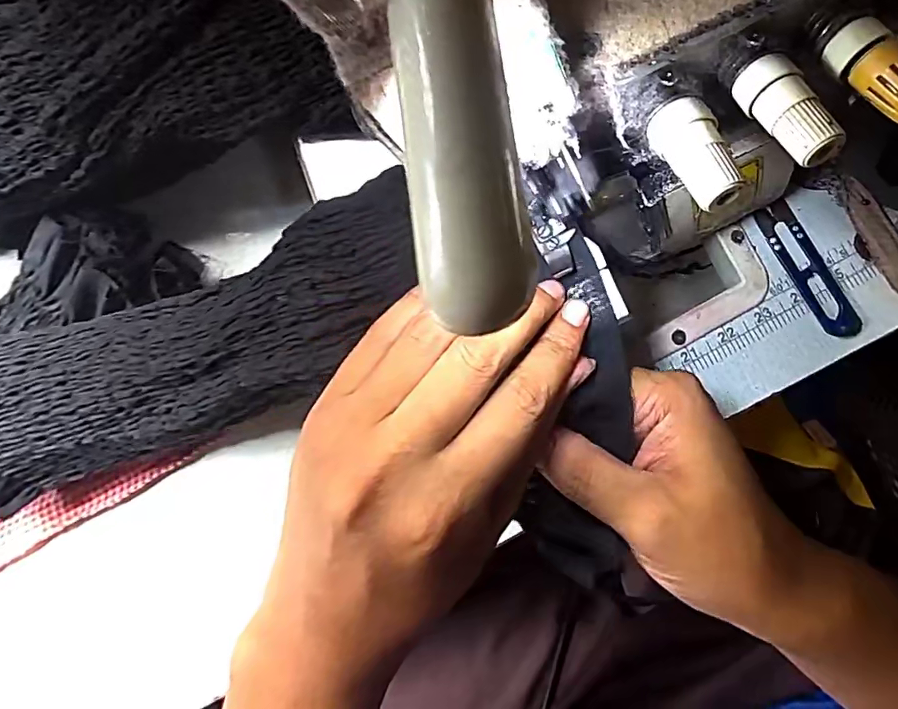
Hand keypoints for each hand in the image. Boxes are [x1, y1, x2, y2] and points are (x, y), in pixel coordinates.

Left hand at [230, 283, 592, 708]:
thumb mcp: (491, 523)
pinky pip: (381, 332)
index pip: (517, 400)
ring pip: (426, 335)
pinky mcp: (324, 401)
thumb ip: (534, 438)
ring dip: (478, 302)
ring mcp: (348, 421)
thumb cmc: (419, 583)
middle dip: (522, 316)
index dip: (555, 349)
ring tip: (510, 285)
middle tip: (549, 292)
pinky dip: (425, 305)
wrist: (320, 614)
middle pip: (474, 358)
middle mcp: (392, 453)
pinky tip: (457, 291)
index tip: (577, 315)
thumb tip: (574, 366)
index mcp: (442, 498)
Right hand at [538, 368, 814, 636]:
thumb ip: (583, 469)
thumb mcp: (643, 512)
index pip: (593, 381)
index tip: (513, 431)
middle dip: (559, 433)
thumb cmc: (717, 548)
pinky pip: (612, 447)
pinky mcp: (660, 450)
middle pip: (593, 403)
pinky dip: (589, 468)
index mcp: (669, 394)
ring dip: (571, 455)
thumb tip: (529, 434)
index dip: (554, 406)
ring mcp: (663, 424)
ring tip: (529, 476)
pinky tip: (559, 487)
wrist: (767, 588)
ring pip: (598, 428)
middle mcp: (666, 397)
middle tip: (515, 460)